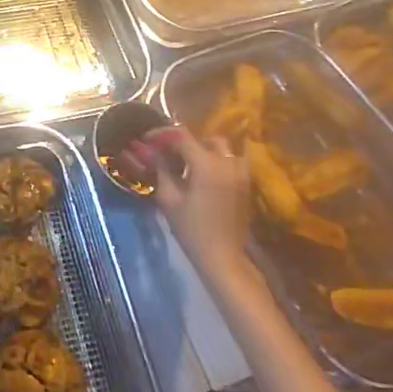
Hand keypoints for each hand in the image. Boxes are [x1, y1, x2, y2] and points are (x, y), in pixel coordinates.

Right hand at [131, 128, 252, 272]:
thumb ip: (160, 168)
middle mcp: (227, 162)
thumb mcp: (169, 198)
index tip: (147, 140)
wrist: (222, 257)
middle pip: (204, 139)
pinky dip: (218, 160)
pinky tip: (204, 174)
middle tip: (167, 154)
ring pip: (222, 149)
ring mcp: (240, 173)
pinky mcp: (246, 184)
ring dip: (204, 150)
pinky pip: (233, 161)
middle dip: (184, 142)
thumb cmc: (191, 229)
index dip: (162, 134)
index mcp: (206, 164)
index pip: (182, 136)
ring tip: (187, 164)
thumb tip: (146, 149)